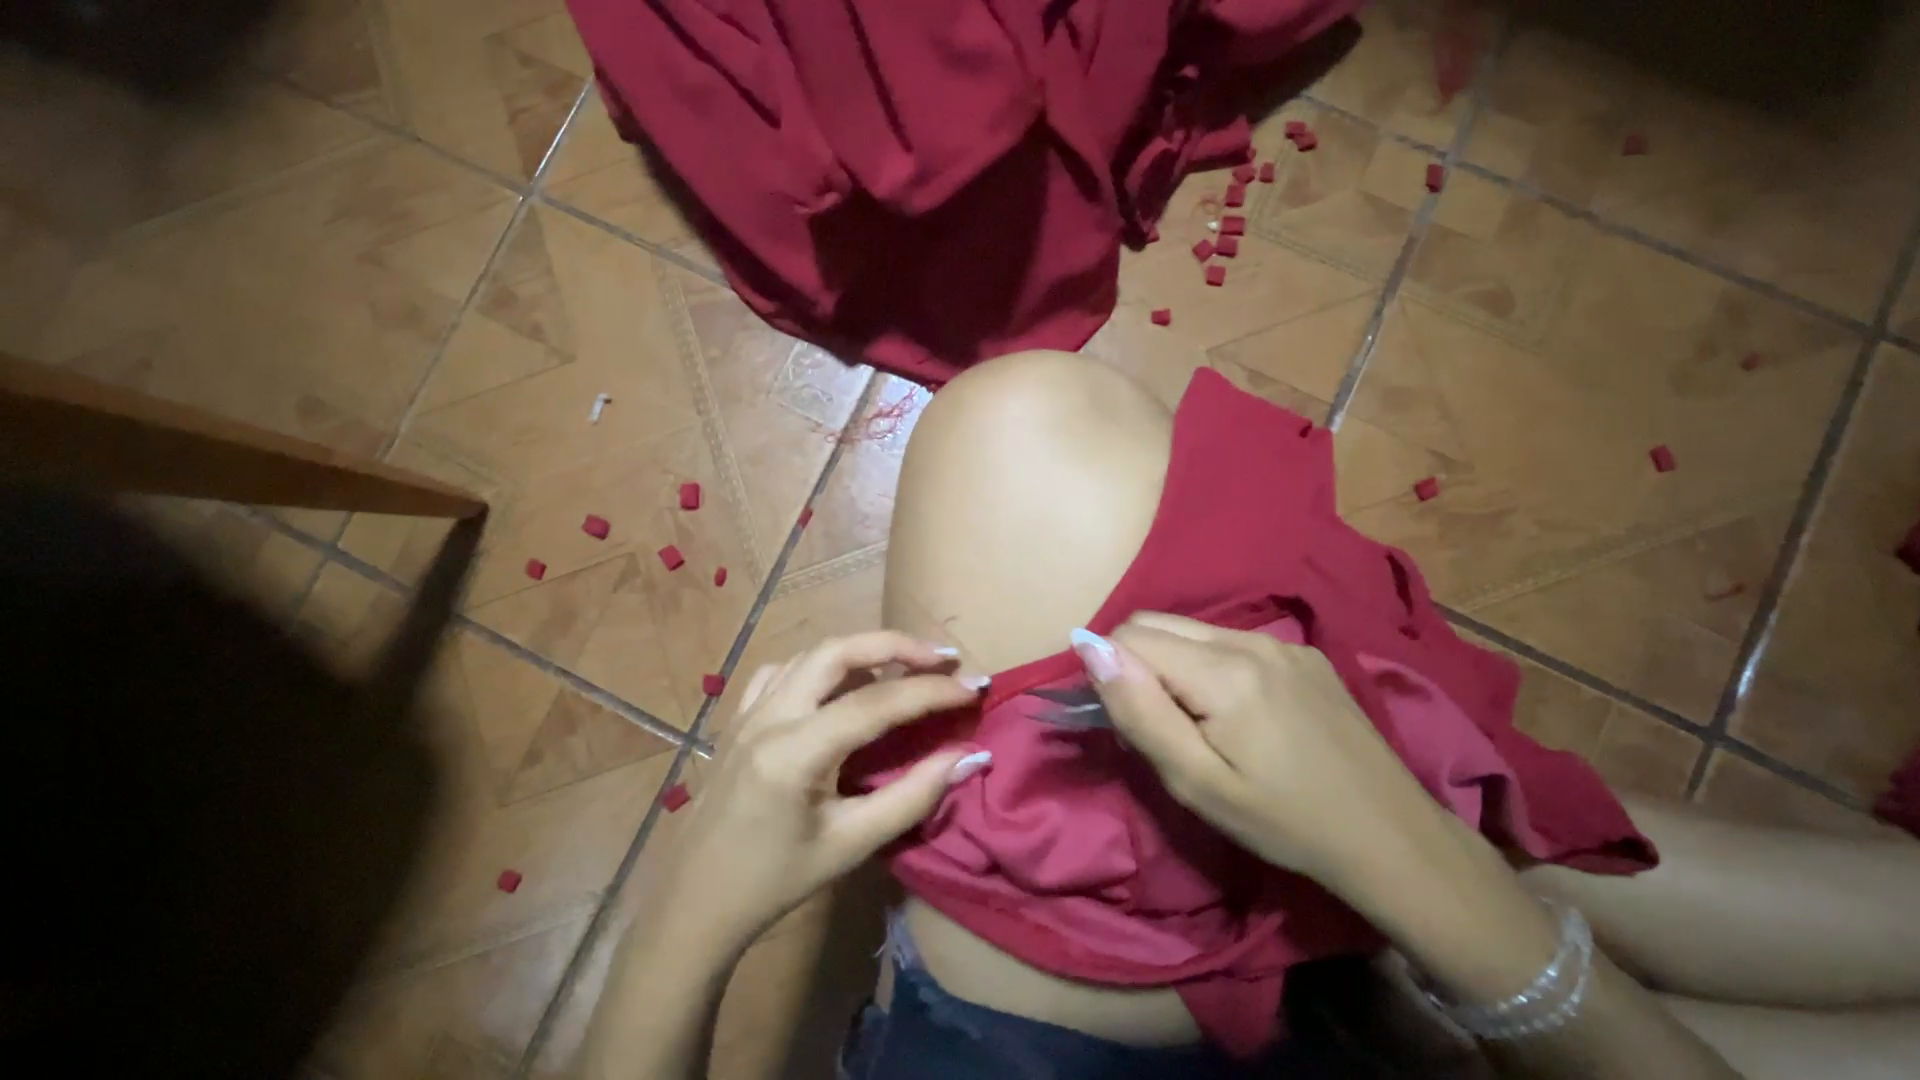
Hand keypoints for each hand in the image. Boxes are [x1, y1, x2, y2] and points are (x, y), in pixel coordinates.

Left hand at [657, 632, 990, 945]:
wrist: (696, 903)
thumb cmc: (776, 882)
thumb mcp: (851, 845)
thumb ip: (913, 796)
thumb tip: (970, 756)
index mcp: (794, 752)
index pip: (875, 702)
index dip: (931, 691)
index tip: (975, 688)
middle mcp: (768, 718)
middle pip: (837, 651)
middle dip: (896, 646)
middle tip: (943, 660)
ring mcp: (746, 712)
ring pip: (810, 655)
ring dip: (861, 651)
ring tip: (905, 667)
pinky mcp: (737, 719)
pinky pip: (782, 672)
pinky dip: (821, 666)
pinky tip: (839, 686)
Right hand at [1070, 613, 1450, 885]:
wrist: (1388, 836)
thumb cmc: (1282, 821)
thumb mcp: (1197, 783)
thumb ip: (1138, 710)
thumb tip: (1088, 645)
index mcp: (1223, 671)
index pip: (1129, 636)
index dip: (1111, 673)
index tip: (1127, 723)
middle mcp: (1251, 639)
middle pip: (1158, 623)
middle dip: (1136, 663)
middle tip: (1156, 727)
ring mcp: (1283, 643)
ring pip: (1194, 630)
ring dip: (1173, 664)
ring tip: (1195, 724)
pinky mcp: (1305, 656)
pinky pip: (1232, 642)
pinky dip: (1210, 666)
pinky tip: (1237, 716)